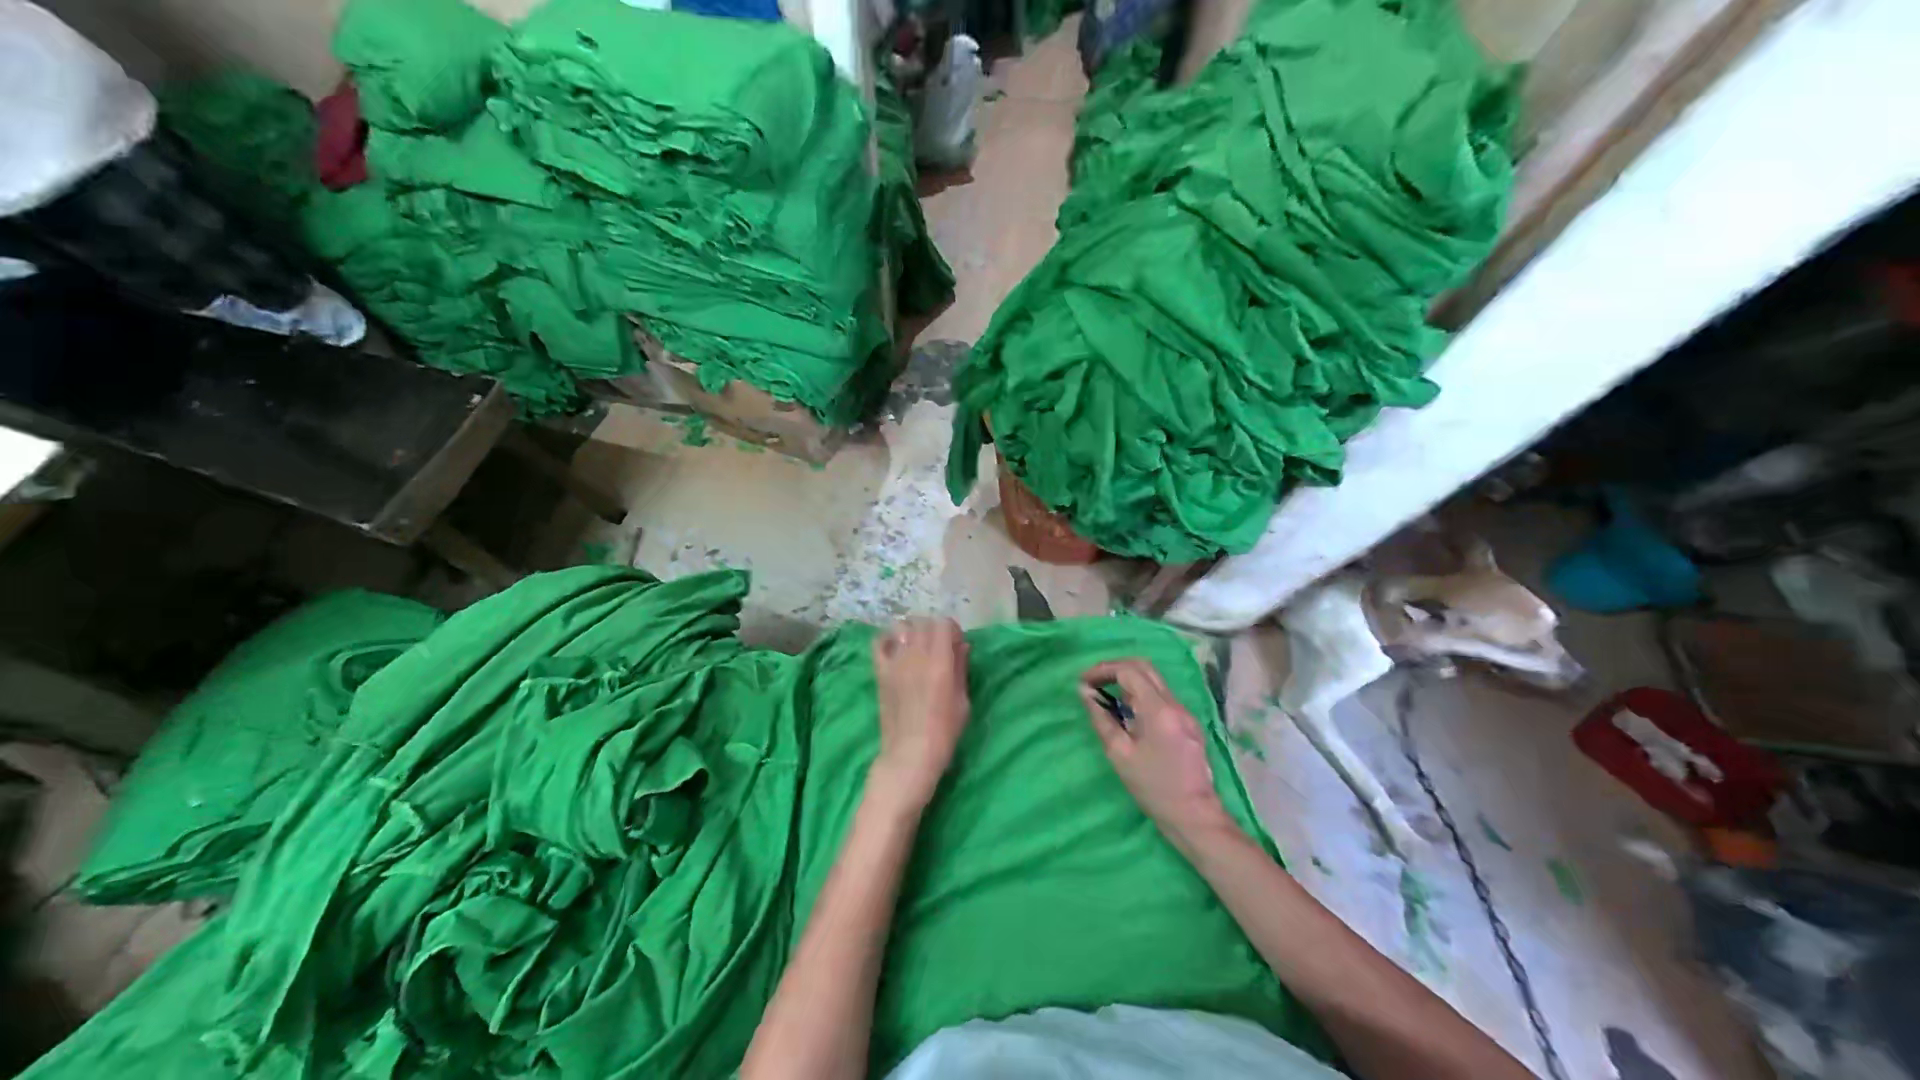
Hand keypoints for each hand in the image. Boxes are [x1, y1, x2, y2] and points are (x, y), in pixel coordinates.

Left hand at [869, 618, 971, 808]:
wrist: (910, 754)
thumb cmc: (944, 731)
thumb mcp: (962, 700)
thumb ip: (961, 668)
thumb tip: (962, 645)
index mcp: (939, 662)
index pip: (942, 624)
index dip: (952, 630)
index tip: (956, 644)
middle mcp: (915, 655)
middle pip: (923, 622)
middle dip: (934, 629)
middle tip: (940, 646)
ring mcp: (894, 662)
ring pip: (902, 627)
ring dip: (913, 631)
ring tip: (918, 647)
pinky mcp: (880, 671)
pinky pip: (879, 643)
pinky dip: (888, 639)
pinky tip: (897, 650)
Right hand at [1080, 659, 1235, 851]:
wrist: (1194, 815)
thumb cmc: (1153, 787)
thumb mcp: (1119, 753)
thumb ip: (1101, 718)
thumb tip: (1085, 692)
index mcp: (1159, 710)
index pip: (1129, 671)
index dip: (1103, 670)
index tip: (1083, 683)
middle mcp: (1175, 704)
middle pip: (1144, 668)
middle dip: (1115, 669)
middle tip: (1093, 683)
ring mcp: (1185, 713)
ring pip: (1154, 681)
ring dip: (1127, 682)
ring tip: (1106, 699)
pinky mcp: (1188, 723)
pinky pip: (1161, 697)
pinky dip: (1140, 695)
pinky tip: (1127, 714)